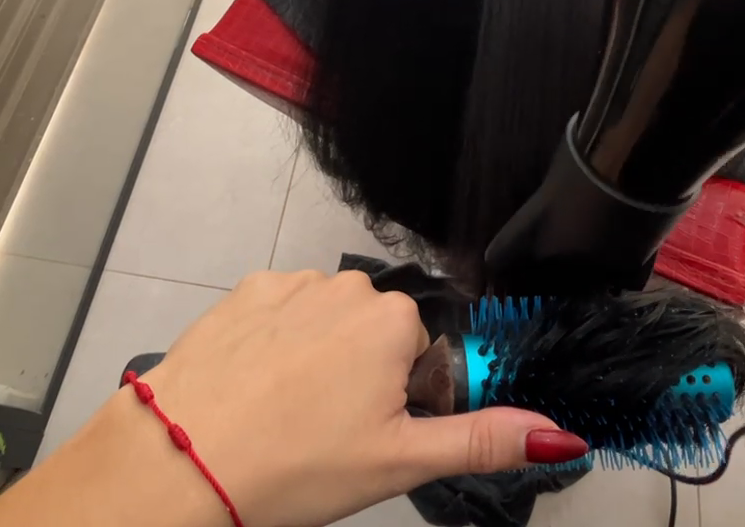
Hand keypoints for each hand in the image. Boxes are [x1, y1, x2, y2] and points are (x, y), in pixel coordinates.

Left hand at [0, 270, 582, 526]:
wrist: (182, 456)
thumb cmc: (298, 463)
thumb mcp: (399, 460)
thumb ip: (483, 439)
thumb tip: (562, 435)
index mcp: (392, 320)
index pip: (422, 355)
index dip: (405, 399)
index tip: (372, 433)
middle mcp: (348, 285)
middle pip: (377, 330)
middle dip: (367, 371)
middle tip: (330, 427)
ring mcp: (293, 281)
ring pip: (329, 318)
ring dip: (323, 353)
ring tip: (290, 407)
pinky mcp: (248, 286)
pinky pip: (283, 306)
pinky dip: (279, 336)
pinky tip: (258, 378)